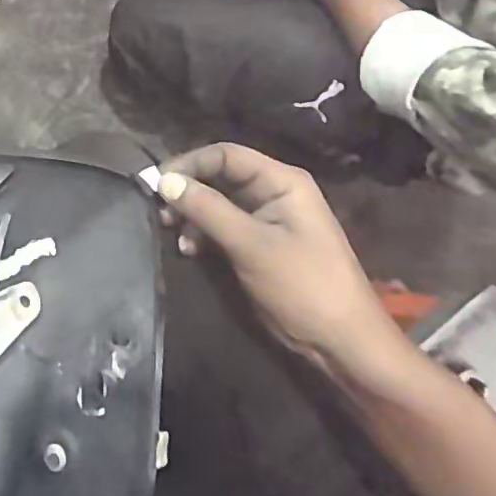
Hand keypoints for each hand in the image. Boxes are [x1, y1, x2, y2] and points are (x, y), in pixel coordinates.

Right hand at [155, 144, 395, 366]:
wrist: (339, 340)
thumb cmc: (302, 284)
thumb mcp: (251, 244)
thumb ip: (207, 209)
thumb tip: (164, 181)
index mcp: (281, 181)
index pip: (226, 155)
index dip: (189, 163)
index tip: (156, 183)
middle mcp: (273, 192)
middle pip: (220, 176)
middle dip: (188, 190)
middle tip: (159, 211)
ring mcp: (266, 220)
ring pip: (218, 203)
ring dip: (192, 215)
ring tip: (170, 232)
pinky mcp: (258, 245)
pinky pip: (223, 228)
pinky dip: (203, 235)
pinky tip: (188, 250)